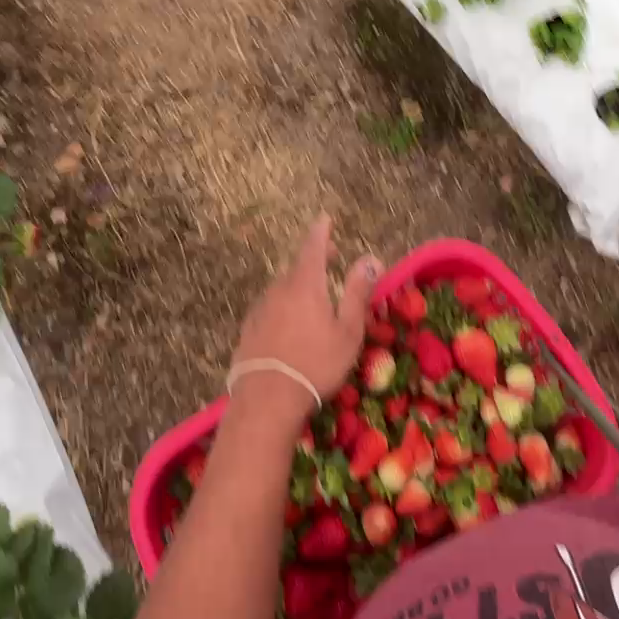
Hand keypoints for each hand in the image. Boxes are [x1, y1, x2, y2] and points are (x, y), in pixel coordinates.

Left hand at [230, 214, 379, 413]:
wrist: (266, 400)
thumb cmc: (316, 364)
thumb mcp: (347, 331)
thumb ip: (358, 292)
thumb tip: (370, 257)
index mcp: (305, 285)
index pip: (313, 247)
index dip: (320, 231)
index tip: (324, 218)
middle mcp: (279, 290)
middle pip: (298, 267)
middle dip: (314, 258)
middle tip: (329, 256)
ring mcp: (260, 309)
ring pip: (282, 288)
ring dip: (298, 285)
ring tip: (313, 295)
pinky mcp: (248, 330)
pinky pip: (270, 308)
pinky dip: (283, 306)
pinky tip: (289, 324)